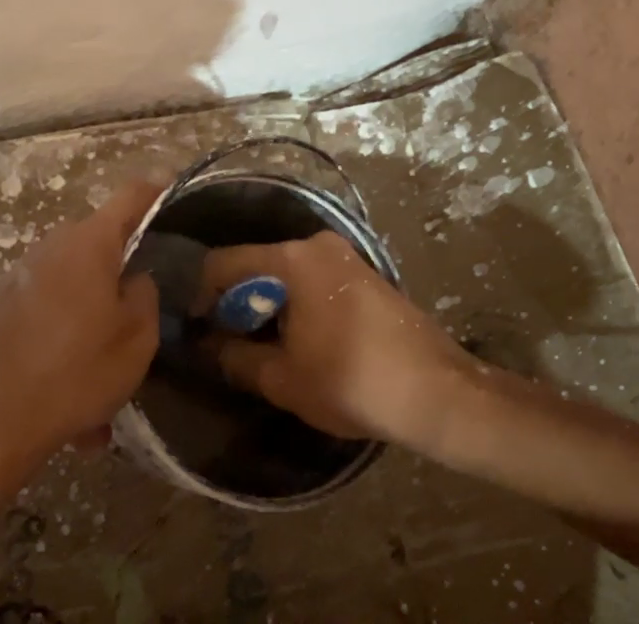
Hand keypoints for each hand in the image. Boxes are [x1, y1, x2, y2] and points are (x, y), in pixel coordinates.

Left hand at [0, 181, 161, 492]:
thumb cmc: (72, 372)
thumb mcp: (135, 340)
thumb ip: (145, 296)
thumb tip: (135, 278)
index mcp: (88, 244)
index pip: (130, 197)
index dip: (156, 192)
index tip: (173, 189)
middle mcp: (49, 249)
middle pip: (98, 249)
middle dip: (121, 279)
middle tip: (144, 317)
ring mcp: (17, 281)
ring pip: (72, 297)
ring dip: (92, 330)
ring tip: (107, 393)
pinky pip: (46, 325)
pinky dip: (64, 355)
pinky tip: (74, 416)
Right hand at [199, 231, 473, 446]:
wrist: (437, 392)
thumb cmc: (351, 381)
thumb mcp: (281, 378)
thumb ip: (236, 356)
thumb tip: (211, 345)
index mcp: (291, 259)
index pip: (223, 263)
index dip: (202, 296)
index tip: (202, 331)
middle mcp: (317, 245)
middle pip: (256, 264)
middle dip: (238, 303)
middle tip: (232, 345)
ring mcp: (346, 256)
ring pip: (286, 273)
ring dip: (269, 305)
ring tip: (267, 348)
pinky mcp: (365, 275)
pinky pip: (313, 280)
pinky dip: (298, 304)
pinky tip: (303, 341)